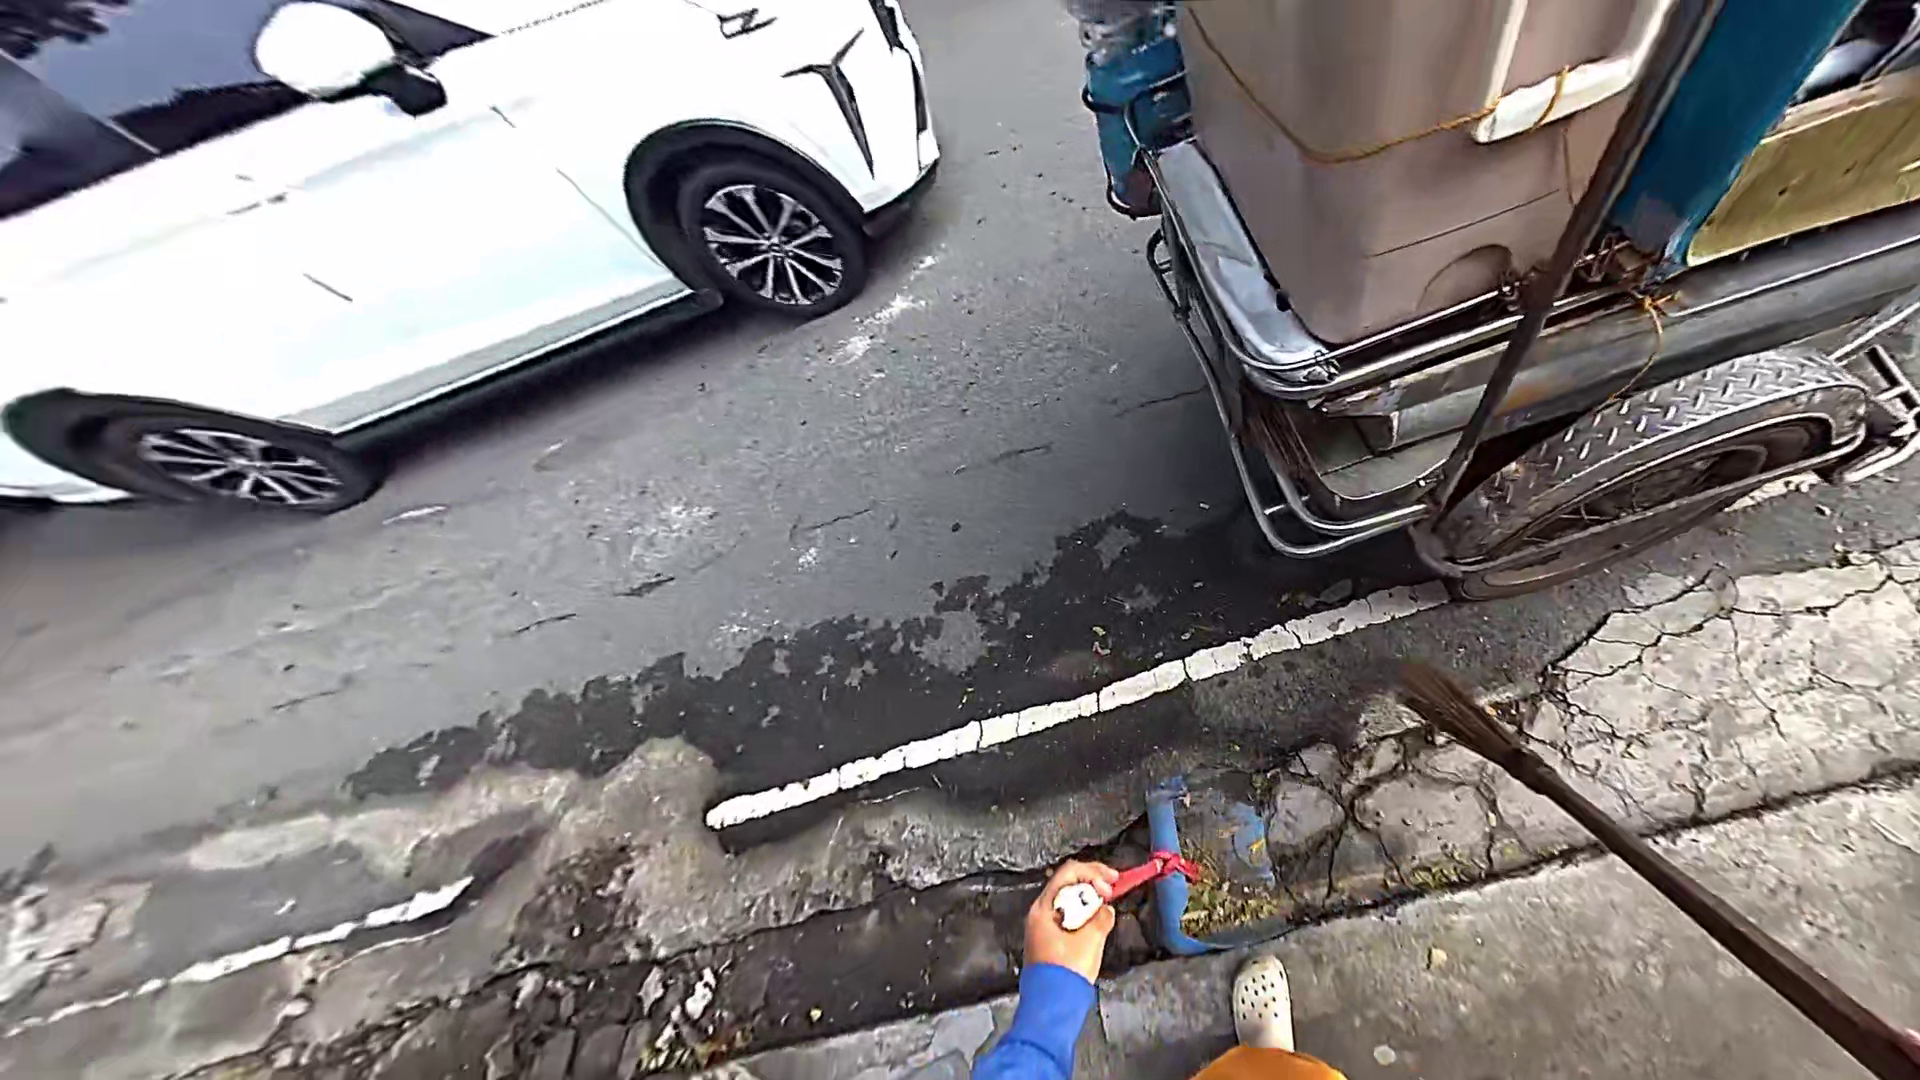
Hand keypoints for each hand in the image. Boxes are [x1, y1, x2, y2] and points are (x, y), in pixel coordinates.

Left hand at [1025, 860, 1120, 982]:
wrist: (1052, 1006)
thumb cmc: (1067, 972)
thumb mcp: (1090, 942)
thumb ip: (1100, 919)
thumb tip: (1106, 908)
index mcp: (1044, 907)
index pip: (1068, 874)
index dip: (1093, 872)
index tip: (1112, 880)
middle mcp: (1040, 911)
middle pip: (1066, 883)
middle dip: (1091, 881)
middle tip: (1112, 886)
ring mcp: (1042, 924)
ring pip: (1067, 898)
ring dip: (1087, 896)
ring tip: (1106, 900)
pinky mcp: (1048, 937)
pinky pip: (1066, 913)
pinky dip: (1081, 910)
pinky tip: (1095, 917)